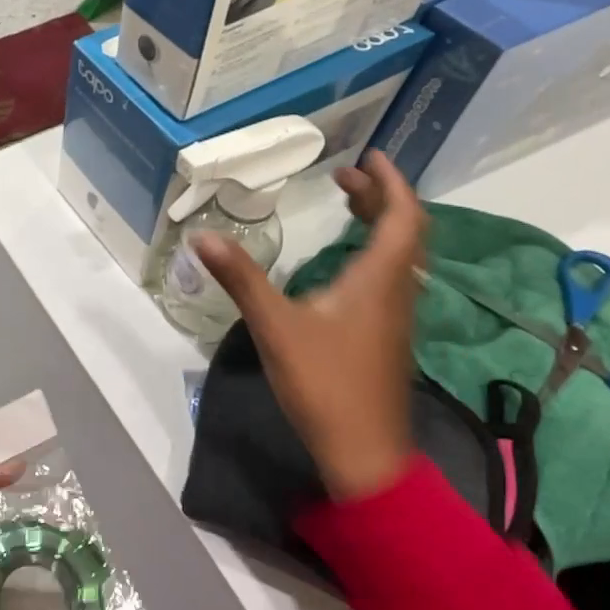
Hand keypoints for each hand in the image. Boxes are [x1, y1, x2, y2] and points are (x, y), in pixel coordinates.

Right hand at [190, 150, 425, 499]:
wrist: (363, 452)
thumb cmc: (324, 384)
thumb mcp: (275, 327)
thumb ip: (242, 279)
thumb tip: (203, 236)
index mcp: (378, 281)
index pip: (403, 217)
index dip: (390, 183)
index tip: (369, 156)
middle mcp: (396, 293)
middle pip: (405, 233)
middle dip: (379, 198)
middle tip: (344, 178)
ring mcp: (394, 318)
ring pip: (400, 257)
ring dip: (380, 225)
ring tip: (347, 208)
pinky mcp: (385, 338)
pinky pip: (390, 278)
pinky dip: (373, 253)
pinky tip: (343, 266)